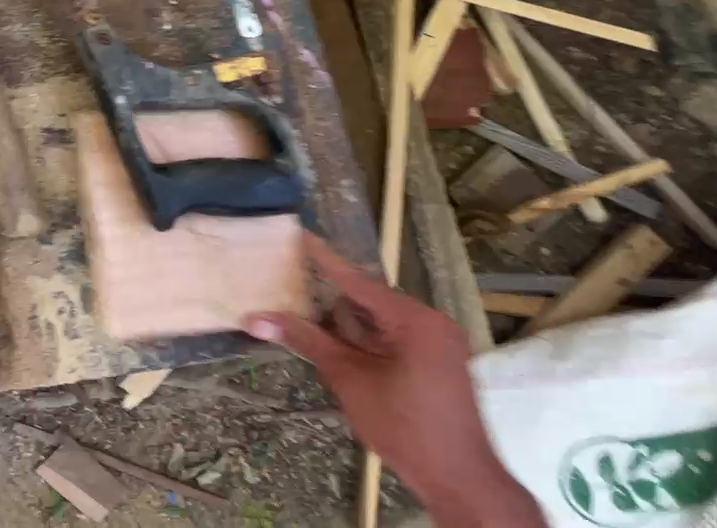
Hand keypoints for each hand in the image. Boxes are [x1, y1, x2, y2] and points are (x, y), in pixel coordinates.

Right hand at [245, 234, 543, 525]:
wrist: (462, 483)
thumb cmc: (406, 425)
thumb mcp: (348, 378)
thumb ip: (305, 339)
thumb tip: (253, 318)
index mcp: (415, 320)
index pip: (357, 280)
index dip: (323, 259)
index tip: (298, 232)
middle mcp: (430, 324)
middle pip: (364, 300)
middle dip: (327, 301)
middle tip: (285, 288)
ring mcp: (436, 346)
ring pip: (374, 322)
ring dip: (342, 327)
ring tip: (299, 322)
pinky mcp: (434, 365)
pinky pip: (388, 340)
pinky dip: (360, 342)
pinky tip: (332, 349)